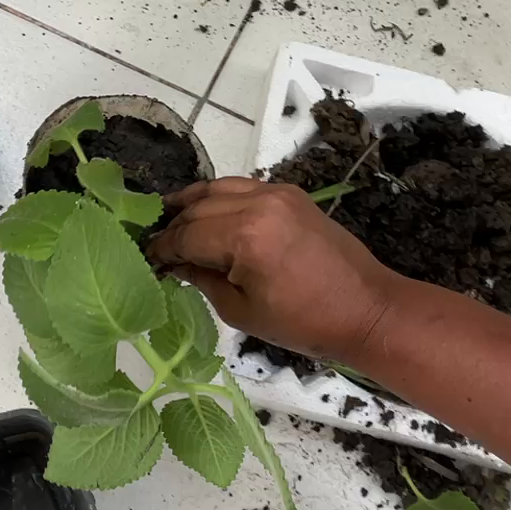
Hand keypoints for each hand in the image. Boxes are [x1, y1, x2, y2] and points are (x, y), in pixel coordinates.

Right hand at [146, 178, 401, 363]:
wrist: (365, 309)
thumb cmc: (303, 323)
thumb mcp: (240, 310)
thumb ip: (201, 278)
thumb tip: (173, 263)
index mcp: (245, 236)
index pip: (186, 235)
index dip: (161, 248)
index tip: (145, 259)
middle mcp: (258, 203)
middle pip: (198, 207)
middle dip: (173, 226)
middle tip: (154, 244)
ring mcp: (276, 192)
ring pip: (217, 187)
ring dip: (191, 203)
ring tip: (170, 218)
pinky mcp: (289, 193)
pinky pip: (242, 186)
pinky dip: (219, 196)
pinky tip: (206, 211)